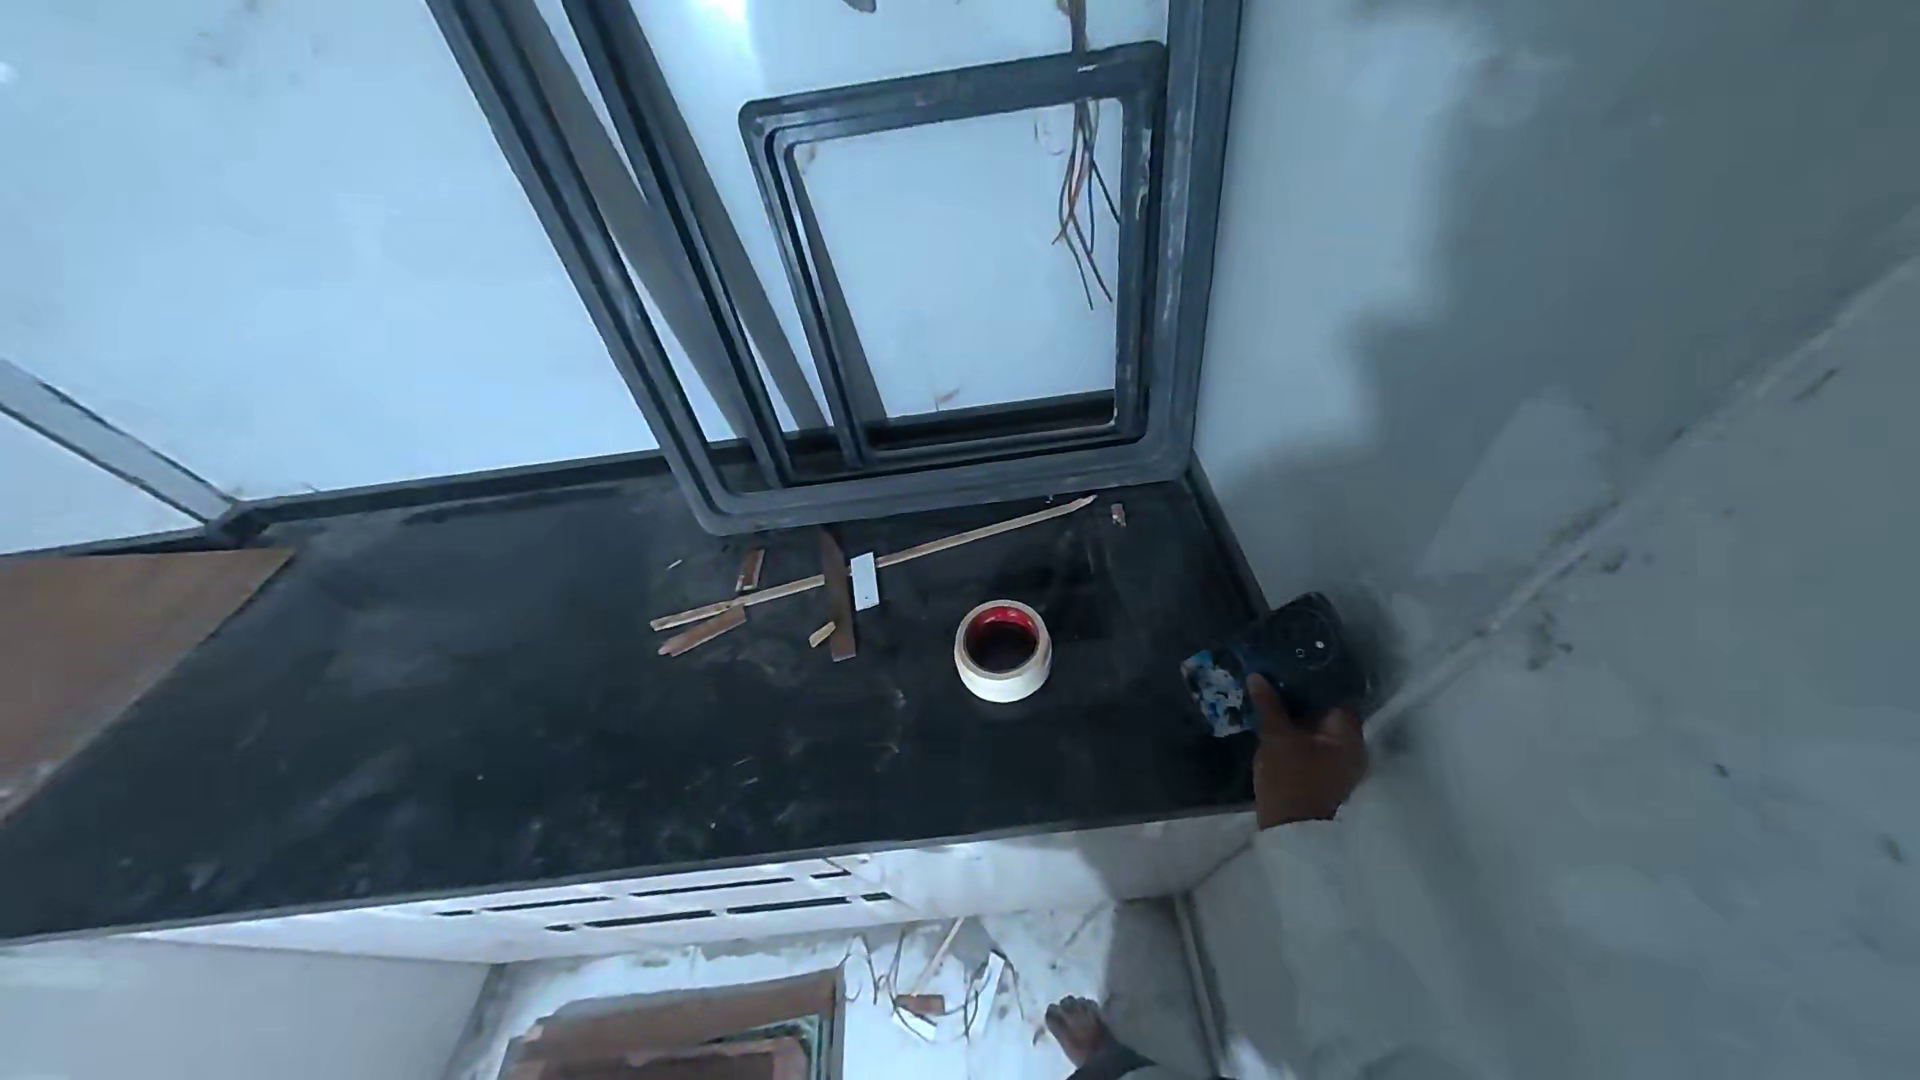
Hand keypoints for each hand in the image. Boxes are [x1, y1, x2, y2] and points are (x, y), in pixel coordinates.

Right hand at [1249, 674, 1366, 828]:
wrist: (1291, 828)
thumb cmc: (1290, 779)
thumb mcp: (1276, 737)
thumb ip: (1269, 705)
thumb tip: (1257, 676)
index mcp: (1347, 735)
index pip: (1337, 695)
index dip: (1315, 679)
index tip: (1291, 665)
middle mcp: (1350, 747)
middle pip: (1327, 711)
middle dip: (1302, 696)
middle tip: (1275, 677)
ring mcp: (1337, 762)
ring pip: (1317, 727)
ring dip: (1297, 714)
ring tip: (1270, 695)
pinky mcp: (1322, 772)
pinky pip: (1311, 742)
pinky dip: (1296, 730)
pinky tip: (1273, 721)